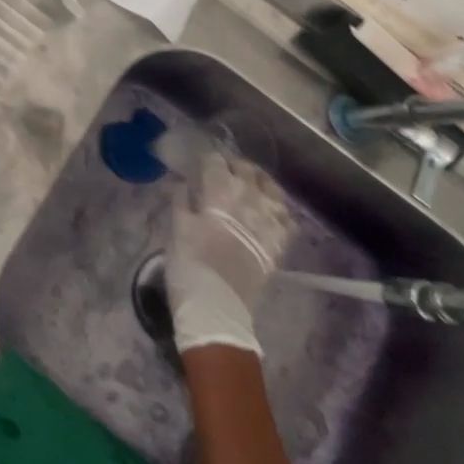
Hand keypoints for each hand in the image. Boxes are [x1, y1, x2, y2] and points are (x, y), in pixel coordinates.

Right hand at [161, 152, 295, 356]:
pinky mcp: (280, 242)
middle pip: (246, 170)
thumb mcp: (177, 228)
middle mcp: (250, 199)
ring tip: (250, 181)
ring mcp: (270, 220)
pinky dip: (278, 208)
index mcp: (220, 191)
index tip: (199, 158)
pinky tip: (270, 209)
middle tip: (222, 166)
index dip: (207, 157)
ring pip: (272, 189)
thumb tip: (179, 182)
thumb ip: (181, 201)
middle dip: (234, 164)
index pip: (215, 162)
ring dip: (259, 180)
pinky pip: (286, 217)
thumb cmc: (189, 264)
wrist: (218, 305)